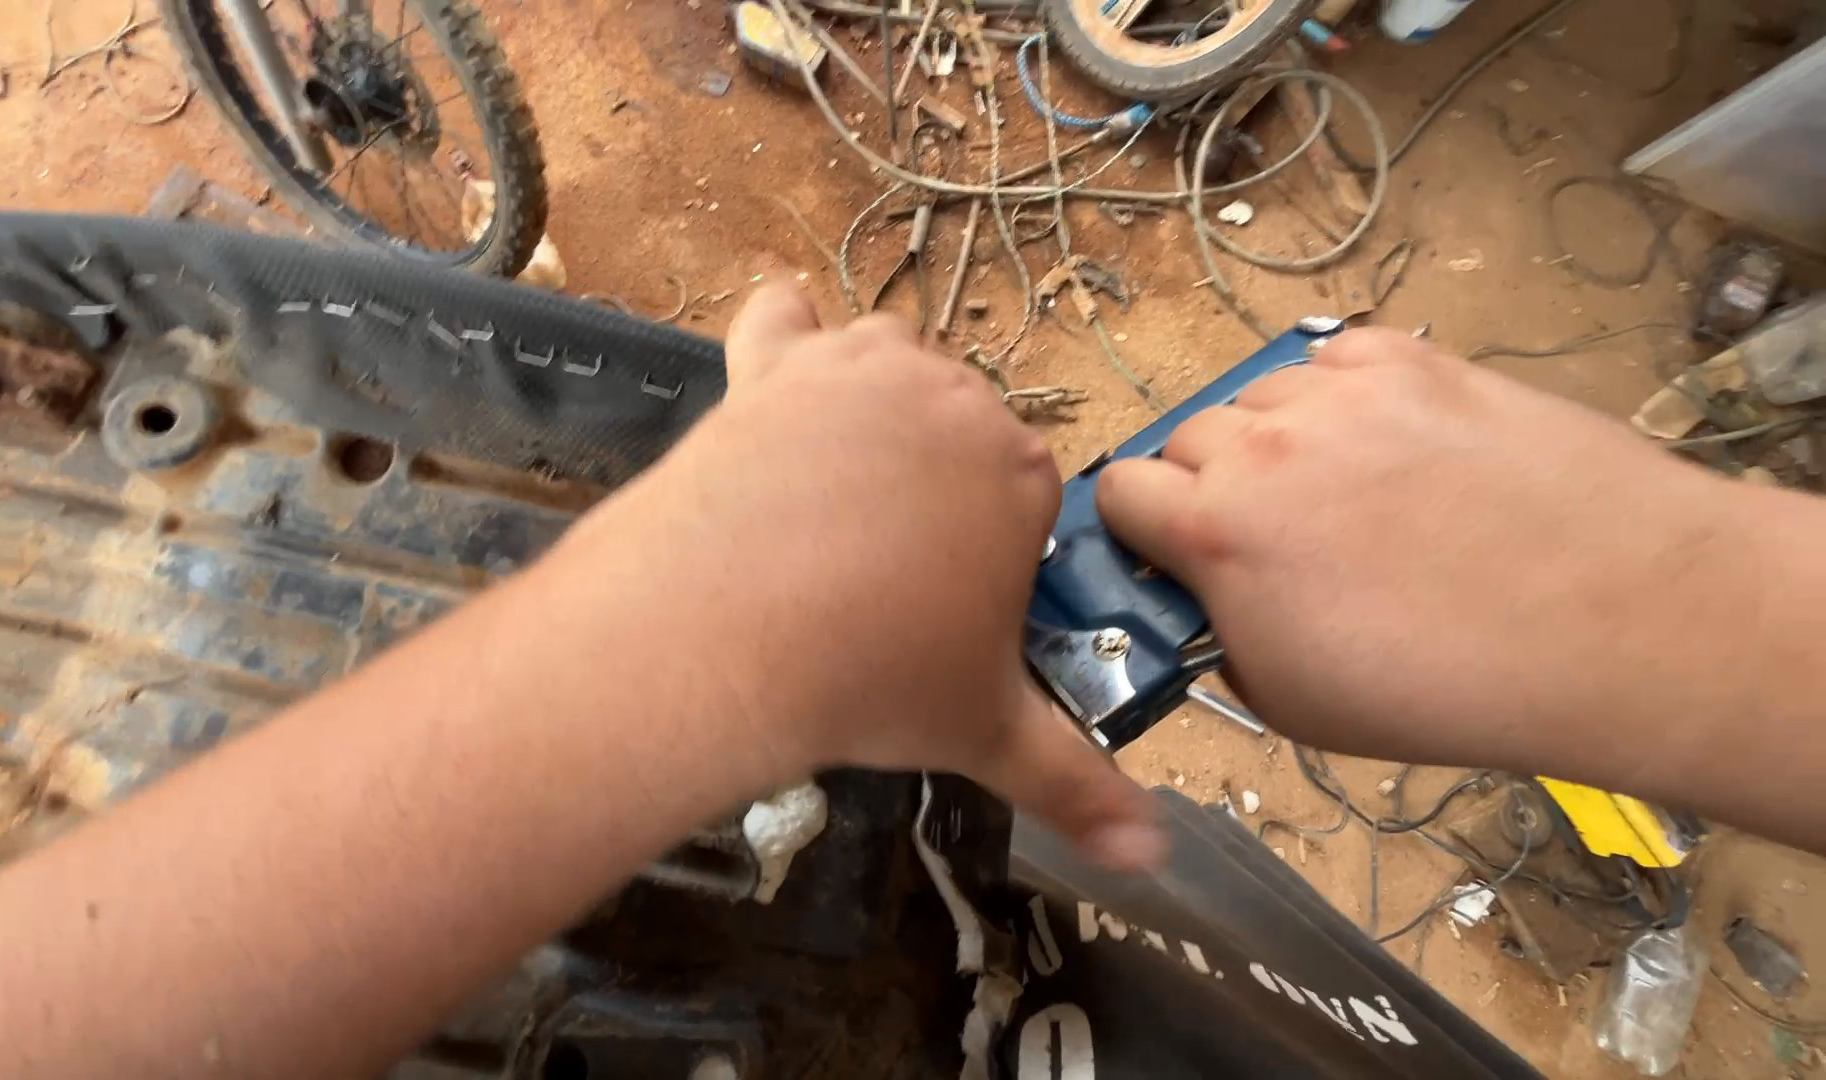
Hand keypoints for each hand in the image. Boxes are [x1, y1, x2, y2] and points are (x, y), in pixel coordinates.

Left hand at [536, 285, 1161, 866]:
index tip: (941, 597)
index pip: (1022, 495)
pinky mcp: (776, 366)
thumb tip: (1153, 857)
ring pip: (889, 373)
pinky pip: (785, 325)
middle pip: (958, 432)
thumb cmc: (872, 677)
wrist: (728, 633)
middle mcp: (954, 403)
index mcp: (1020, 475)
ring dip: (877, 416)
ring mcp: (862, 372)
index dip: (983, 548)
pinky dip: (783, 336)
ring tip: (840, 487)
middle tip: (878, 564)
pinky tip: (779, 351)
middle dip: (933, 486)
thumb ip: (1074, 784)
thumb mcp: (983, 733)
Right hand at [1095, 327, 1749, 772]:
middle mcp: (1258, 450)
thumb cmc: (1440, 686)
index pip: (1115, 487)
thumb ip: (1210, 636)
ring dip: (1267, 439)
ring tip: (1329, 482)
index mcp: (1214, 530)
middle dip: (1201, 483)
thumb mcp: (1282, 701)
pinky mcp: (1410, 364)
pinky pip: (1328, 362)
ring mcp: (1335, 398)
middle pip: (1181, 439)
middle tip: (1259, 527)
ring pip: (1253, 399)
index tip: (1164, 543)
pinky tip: (1375, 440)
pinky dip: (1332, 397)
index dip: (1132, 518)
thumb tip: (1198, 599)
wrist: (1621, 628)